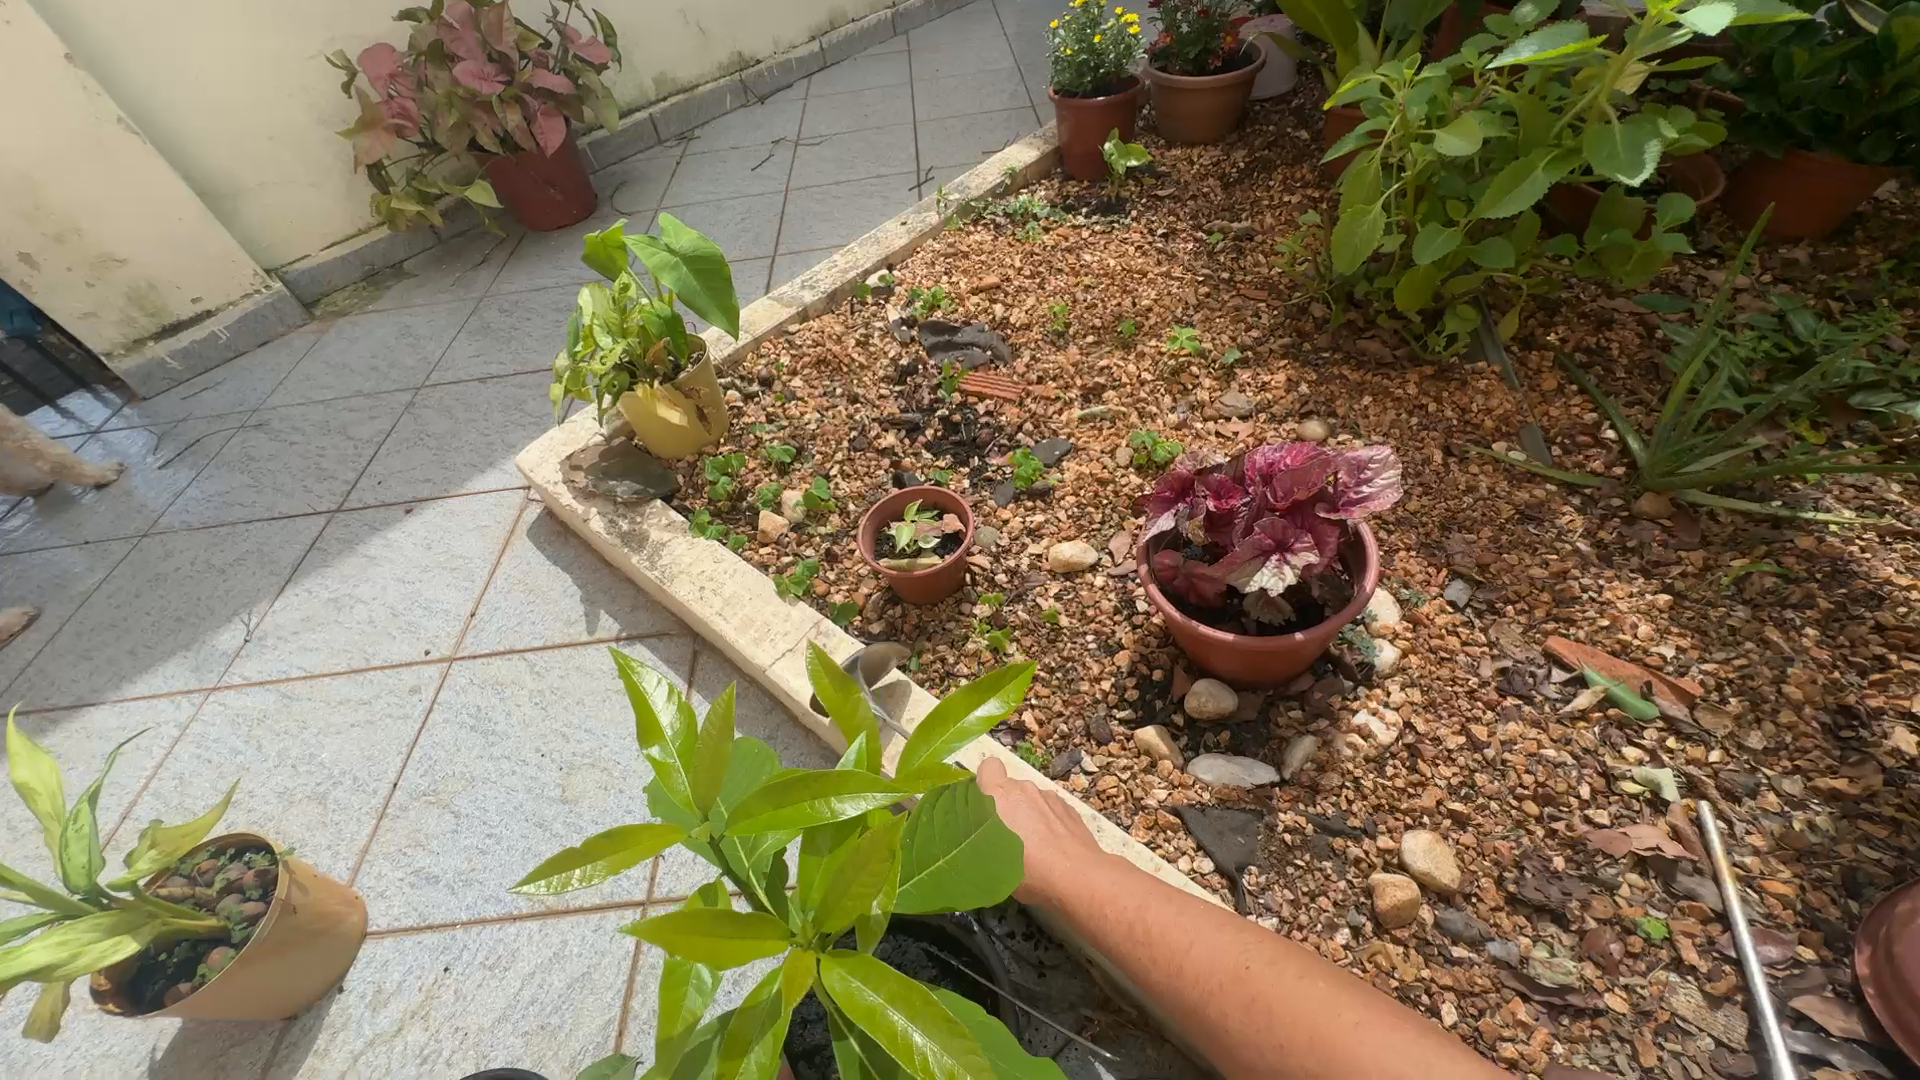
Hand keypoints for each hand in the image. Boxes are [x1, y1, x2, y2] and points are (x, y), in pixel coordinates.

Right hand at [976, 755, 1111, 909]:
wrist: (1078, 876)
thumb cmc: (1027, 870)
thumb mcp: (989, 865)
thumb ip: (976, 844)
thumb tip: (975, 841)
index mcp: (999, 796)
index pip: (988, 767)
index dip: (985, 783)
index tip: (984, 807)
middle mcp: (1024, 789)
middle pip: (1010, 789)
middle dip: (1006, 807)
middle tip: (1006, 837)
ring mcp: (1049, 797)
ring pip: (1030, 800)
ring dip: (1028, 816)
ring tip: (1033, 847)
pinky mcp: (1069, 808)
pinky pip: (1049, 810)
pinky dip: (1047, 823)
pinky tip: (1052, 848)